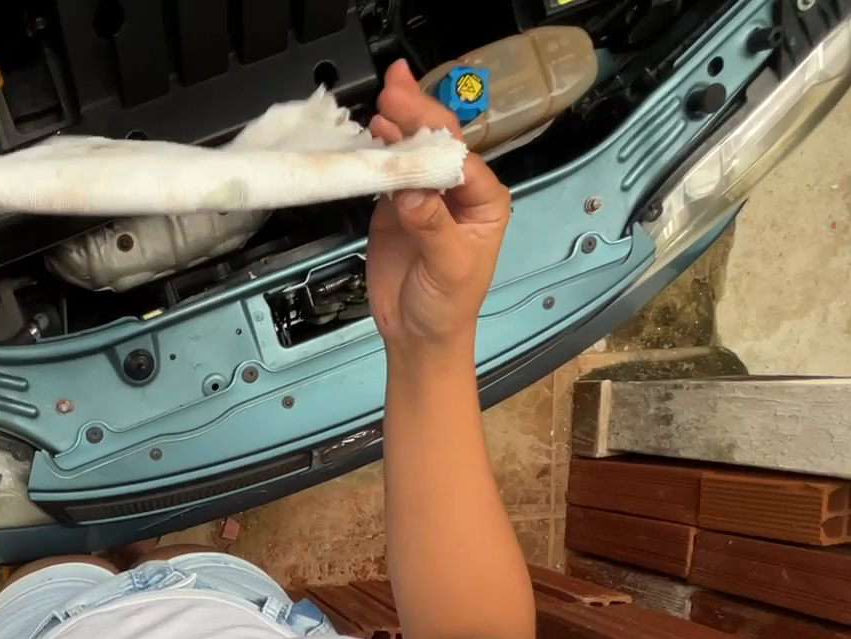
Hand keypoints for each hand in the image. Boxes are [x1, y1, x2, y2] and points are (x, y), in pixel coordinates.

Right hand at [365, 61, 512, 353]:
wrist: (416, 336)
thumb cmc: (448, 305)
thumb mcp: (450, 267)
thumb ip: (433, 227)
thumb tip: (409, 193)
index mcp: (482, 200)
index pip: (458, 158)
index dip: (435, 134)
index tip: (409, 117)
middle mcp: (454, 193)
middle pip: (436, 146)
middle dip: (417, 115)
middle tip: (392, 89)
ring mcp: (421, 201)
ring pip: (409, 158)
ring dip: (394, 131)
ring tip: (379, 105)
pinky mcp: (392, 214)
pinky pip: (385, 180)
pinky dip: (375, 159)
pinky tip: (368, 138)